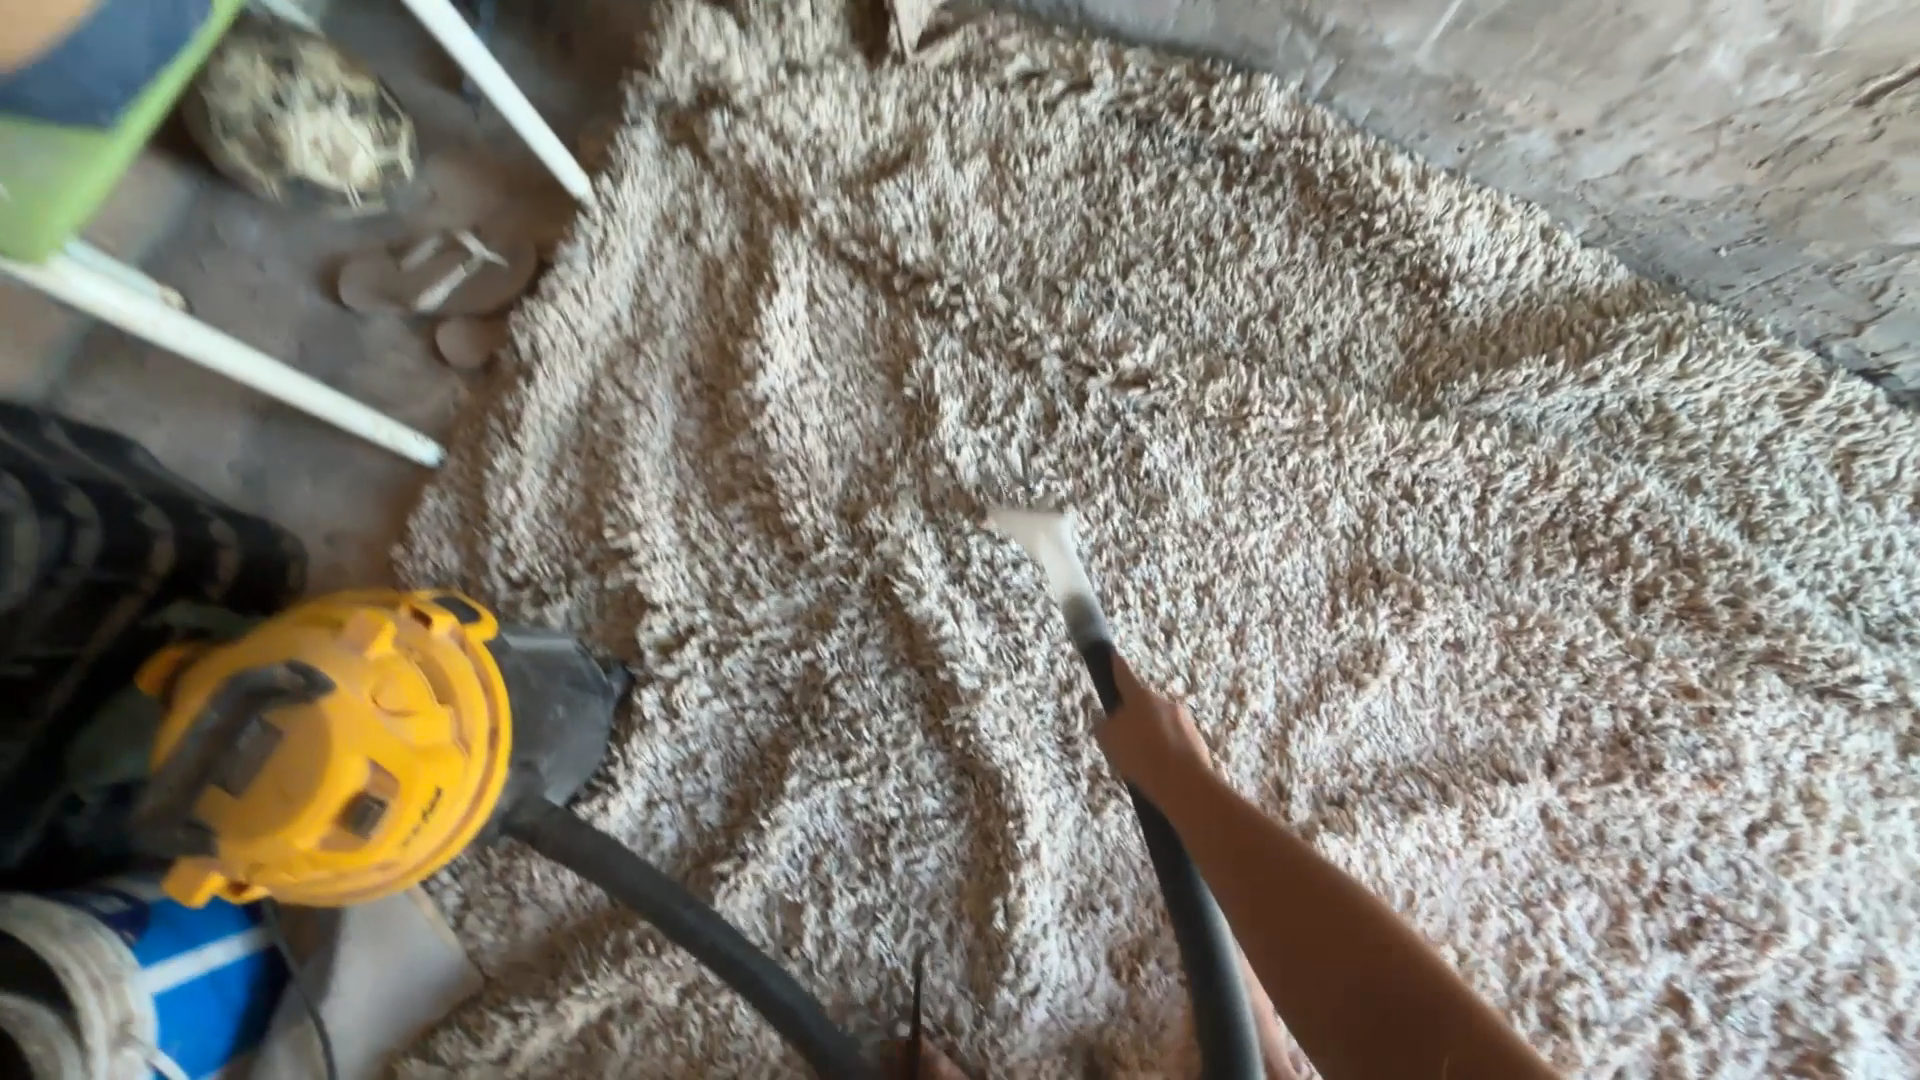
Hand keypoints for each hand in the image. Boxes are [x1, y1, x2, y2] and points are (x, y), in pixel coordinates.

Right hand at [1096, 656, 1212, 798]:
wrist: (1185, 785)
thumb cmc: (1141, 758)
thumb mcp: (1109, 742)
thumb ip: (1104, 726)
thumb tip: (1104, 717)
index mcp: (1140, 697)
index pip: (1124, 676)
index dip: (1116, 666)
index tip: (1113, 654)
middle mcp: (1165, 702)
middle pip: (1144, 704)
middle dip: (1135, 716)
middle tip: (1124, 739)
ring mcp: (1185, 720)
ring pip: (1161, 723)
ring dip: (1152, 735)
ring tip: (1143, 762)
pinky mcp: (1198, 740)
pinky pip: (1176, 740)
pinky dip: (1167, 750)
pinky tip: (1160, 770)